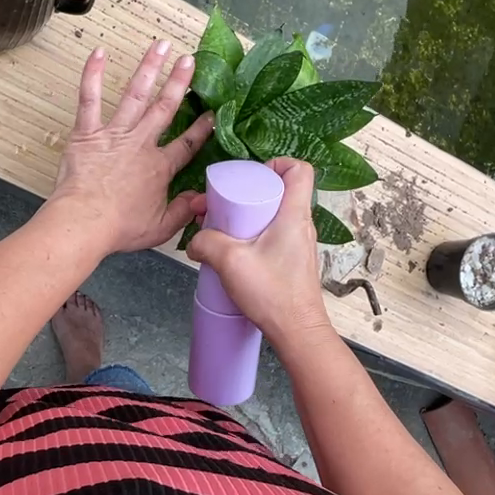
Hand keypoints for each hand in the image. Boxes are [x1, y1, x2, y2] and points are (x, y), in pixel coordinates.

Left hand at [45, 41, 214, 254]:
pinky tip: (99, 52)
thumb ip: (183, 211)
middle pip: (164, 108)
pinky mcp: (87, 133)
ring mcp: (114, 134)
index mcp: (160, 167)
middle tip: (190, 60)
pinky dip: (94, 75)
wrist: (84, 222)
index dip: (202, 128)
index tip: (212, 112)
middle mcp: (141, 144)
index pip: (187, 144)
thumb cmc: (120, 228)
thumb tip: (203, 199)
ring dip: (149, 68)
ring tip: (160, 45)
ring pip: (135, 95)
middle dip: (179, 82)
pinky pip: (90, 99)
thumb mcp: (161, 228)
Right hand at [186, 157, 332, 346]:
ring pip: (272, 215)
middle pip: (278, 191)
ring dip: (245, 217)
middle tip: (223, 204)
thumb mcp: (230, 261)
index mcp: (293, 214)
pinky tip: (231, 252)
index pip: (298, 170)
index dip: (275, 164)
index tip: (249, 176)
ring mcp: (297, 244)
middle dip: (246, 193)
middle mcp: (300, 224)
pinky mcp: (290, 261)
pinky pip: (270, 236)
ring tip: (220, 230)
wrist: (296, 331)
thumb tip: (195, 242)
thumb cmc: (273, 294)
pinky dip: (250, 236)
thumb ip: (206, 243)